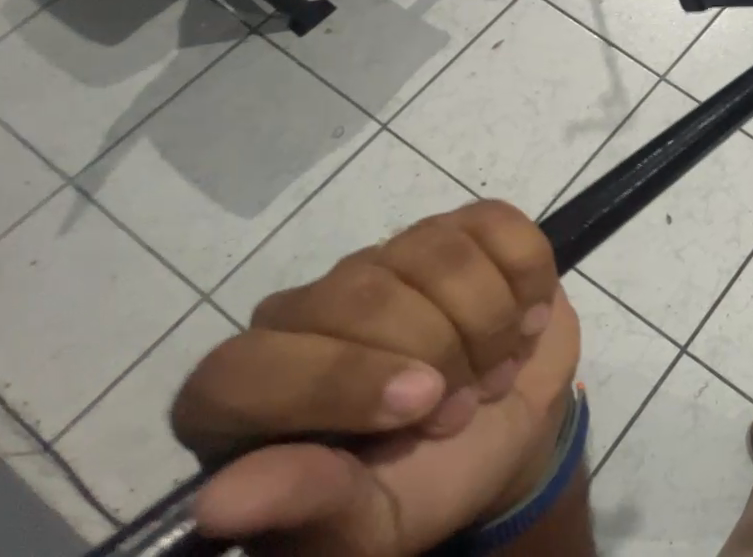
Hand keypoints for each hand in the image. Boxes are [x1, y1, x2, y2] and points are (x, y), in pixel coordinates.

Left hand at [173, 201, 579, 555]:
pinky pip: (499, 226)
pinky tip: (522, 317)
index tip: (421, 407)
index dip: (339, 381)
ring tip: (492, 369)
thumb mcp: (363, 526)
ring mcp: (392, 257)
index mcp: (248, 391)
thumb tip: (223, 502)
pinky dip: (529, 277)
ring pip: (442, 255)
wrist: (502, 433)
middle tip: (462, 408)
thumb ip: (305, 505)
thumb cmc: (421, 485)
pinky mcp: (465, 229)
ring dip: (491, 323)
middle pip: (367, 296)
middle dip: (441, 355)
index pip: (254, 366)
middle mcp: (310, 308)